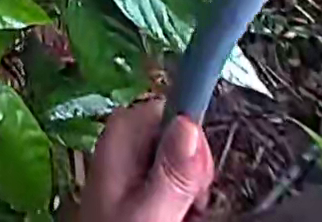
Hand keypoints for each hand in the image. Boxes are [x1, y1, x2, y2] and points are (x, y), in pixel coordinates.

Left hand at [81, 101, 214, 221]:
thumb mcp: (150, 212)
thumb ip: (171, 171)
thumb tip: (190, 123)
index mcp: (124, 129)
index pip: (174, 111)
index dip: (193, 145)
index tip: (196, 181)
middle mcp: (127, 136)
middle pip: (182, 140)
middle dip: (193, 176)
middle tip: (187, 210)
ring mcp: (133, 158)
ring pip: (183, 165)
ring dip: (190, 196)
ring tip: (177, 218)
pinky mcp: (139, 180)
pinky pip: (174, 182)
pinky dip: (180, 204)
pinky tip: (174, 218)